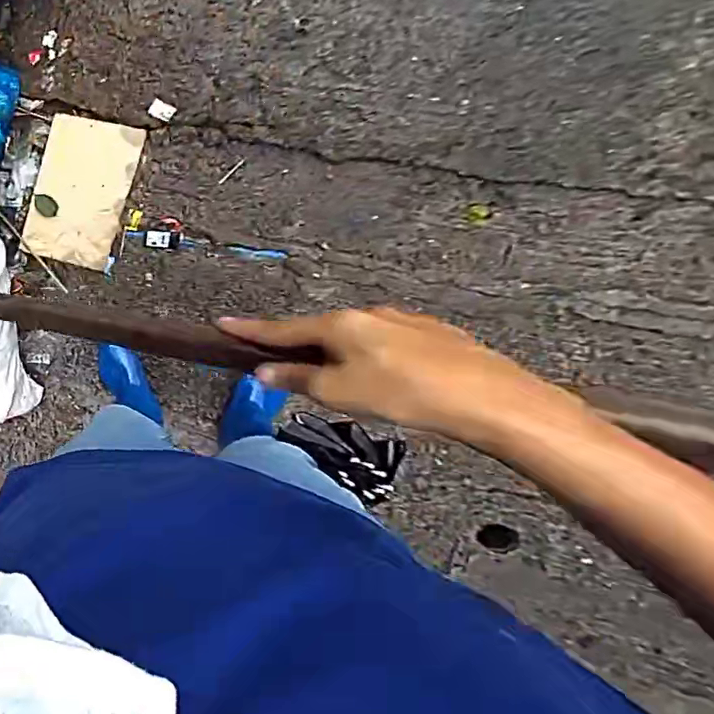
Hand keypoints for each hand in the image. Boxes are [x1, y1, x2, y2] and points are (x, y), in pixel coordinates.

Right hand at [218, 308, 589, 445]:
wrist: (491, 398)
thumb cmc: (406, 395)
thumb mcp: (340, 394)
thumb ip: (298, 380)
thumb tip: (263, 371)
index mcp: (339, 325)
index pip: (282, 329)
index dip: (250, 329)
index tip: (223, 323)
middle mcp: (367, 314)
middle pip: (320, 331)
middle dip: (302, 348)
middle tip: (290, 371)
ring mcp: (402, 321)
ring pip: (356, 337)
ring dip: (341, 355)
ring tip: (349, 386)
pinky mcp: (432, 334)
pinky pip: (387, 342)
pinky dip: (374, 357)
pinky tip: (391, 381)